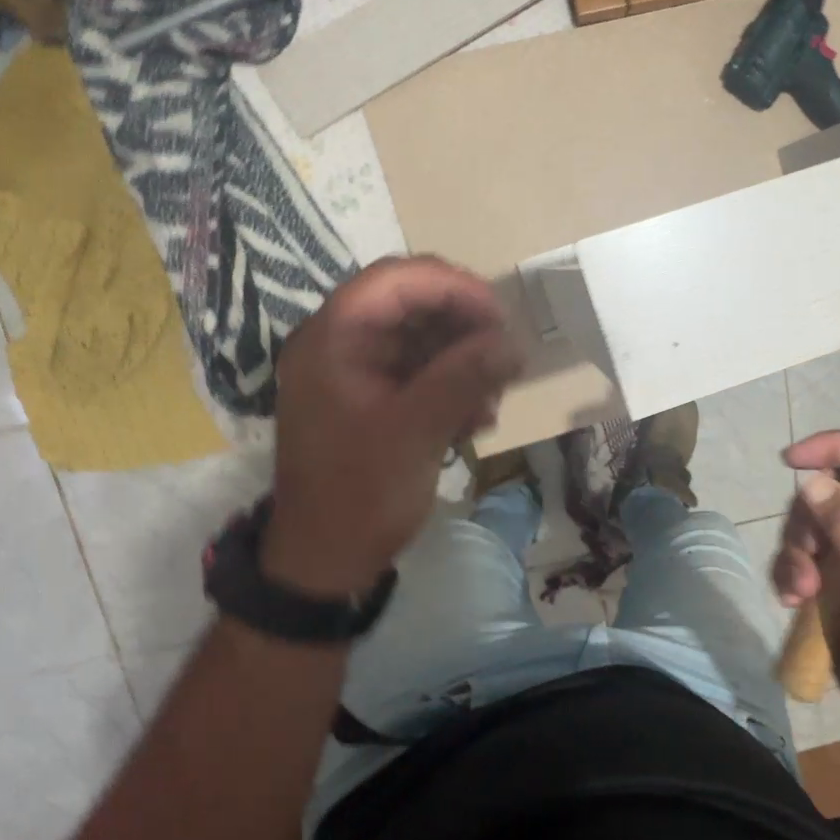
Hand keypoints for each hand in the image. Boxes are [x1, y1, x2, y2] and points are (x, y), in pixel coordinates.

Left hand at [260, 257, 521, 594]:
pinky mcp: (373, 401)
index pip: (397, 280)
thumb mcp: (417, 430)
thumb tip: (513, 342)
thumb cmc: (361, 492)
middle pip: (412, 305)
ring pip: (422, 340)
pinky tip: (476, 420)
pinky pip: (420, 374)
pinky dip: (452, 387)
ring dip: (464, 361)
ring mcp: (356, 373)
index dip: (454, 287)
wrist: (326, 559)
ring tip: (492, 401)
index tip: (502, 318)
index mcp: (333, 338)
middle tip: (505, 357)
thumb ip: (464, 377)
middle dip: (465, 328)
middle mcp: (341, 344)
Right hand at [774, 431, 839, 734]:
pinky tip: (794, 603)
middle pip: (832, 492)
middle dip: (808, 524)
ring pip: (810, 527)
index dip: (837, 447)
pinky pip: (802, 560)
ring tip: (800, 594)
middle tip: (808, 560)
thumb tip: (814, 480)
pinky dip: (791, 576)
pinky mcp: (838, 583)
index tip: (794, 459)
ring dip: (796, 557)